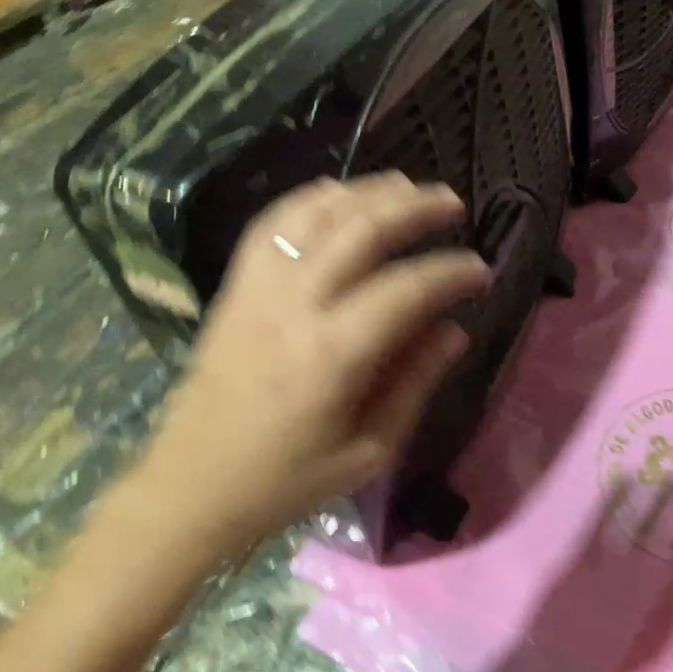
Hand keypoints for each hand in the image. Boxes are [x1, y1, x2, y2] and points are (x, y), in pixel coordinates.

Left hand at [125, 173, 490, 564]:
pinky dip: (311, 200)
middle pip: (361, 231)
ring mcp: (257, 289)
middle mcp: (293, 307)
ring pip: (315, 214)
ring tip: (407, 186)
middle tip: (453, 203)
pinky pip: (273, 224)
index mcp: (331, 356)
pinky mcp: (235, 287)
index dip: (450, 272)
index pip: (405, 290)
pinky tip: (341, 195)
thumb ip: (414, 384)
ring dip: (366, 192)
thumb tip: (453, 330)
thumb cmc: (287, 479)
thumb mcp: (368, 450)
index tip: (481, 271)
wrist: (192, 485)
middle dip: (415, 209)